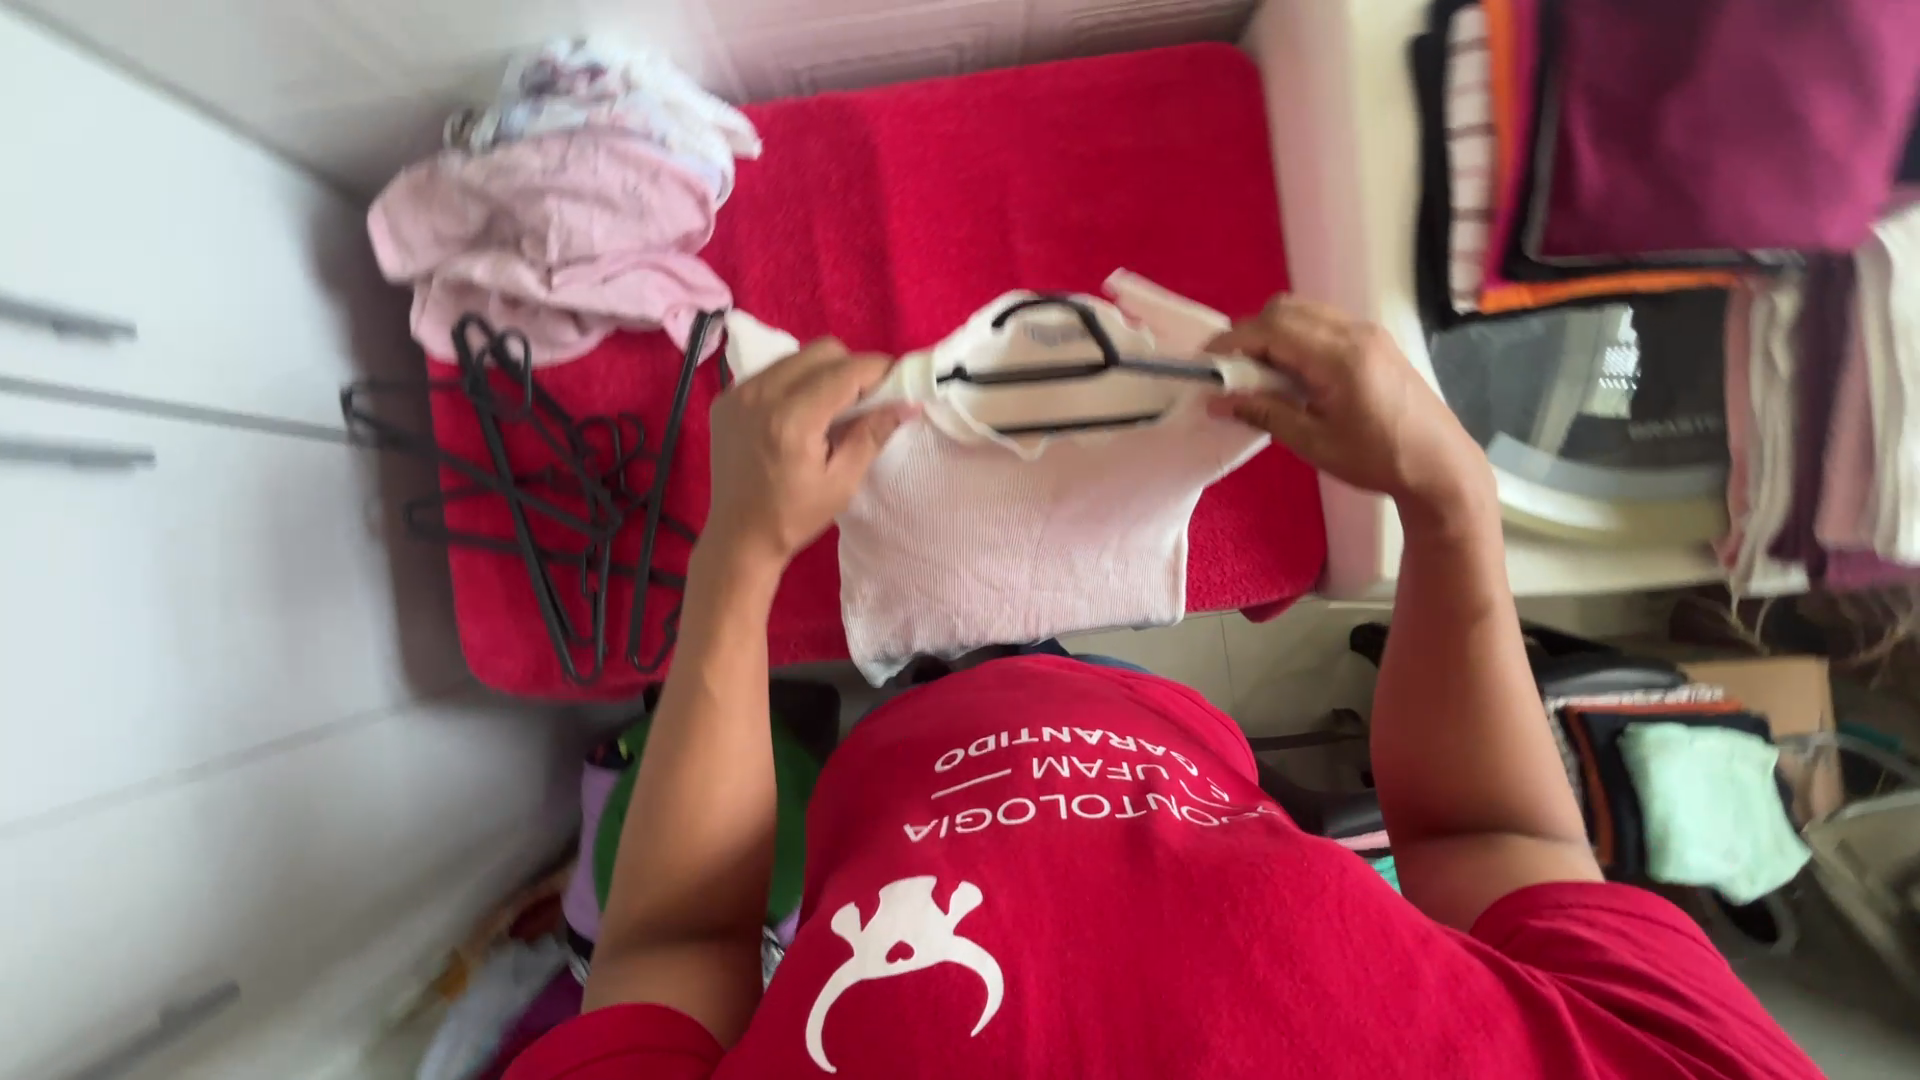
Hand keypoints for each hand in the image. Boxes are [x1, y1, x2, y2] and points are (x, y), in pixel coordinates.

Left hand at [703, 338, 914, 572]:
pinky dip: (796, 381)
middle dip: (852, 368)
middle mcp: (761, 394)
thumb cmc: (794, 516)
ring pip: (797, 356)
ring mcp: (738, 392)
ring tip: (832, 408)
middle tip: (866, 400)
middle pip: (822, 351)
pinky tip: (801, 413)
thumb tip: (908, 403)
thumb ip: (873, 435)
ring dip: (824, 372)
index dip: (879, 371)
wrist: (739, 536)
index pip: (846, 371)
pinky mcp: (727, 397)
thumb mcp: (842, 481)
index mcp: (791, 420)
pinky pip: (772, 371)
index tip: (899, 383)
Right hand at [1206, 295, 1491, 523]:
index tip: (1204, 364)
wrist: (1439, 464)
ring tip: (1254, 372)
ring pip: (1302, 311)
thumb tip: (1216, 402)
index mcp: (1339, 357)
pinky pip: (1320, 323)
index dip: (1231, 343)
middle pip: (1284, 309)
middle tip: (1227, 370)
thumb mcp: (1312, 442)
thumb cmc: (1376, 458)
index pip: (1271, 330)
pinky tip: (1287, 371)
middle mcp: (1354, 332)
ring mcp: (1367, 332)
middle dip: (1247, 334)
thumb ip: (1263, 413)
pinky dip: (1292, 336)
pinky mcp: (1372, 341)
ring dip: (1270, 333)